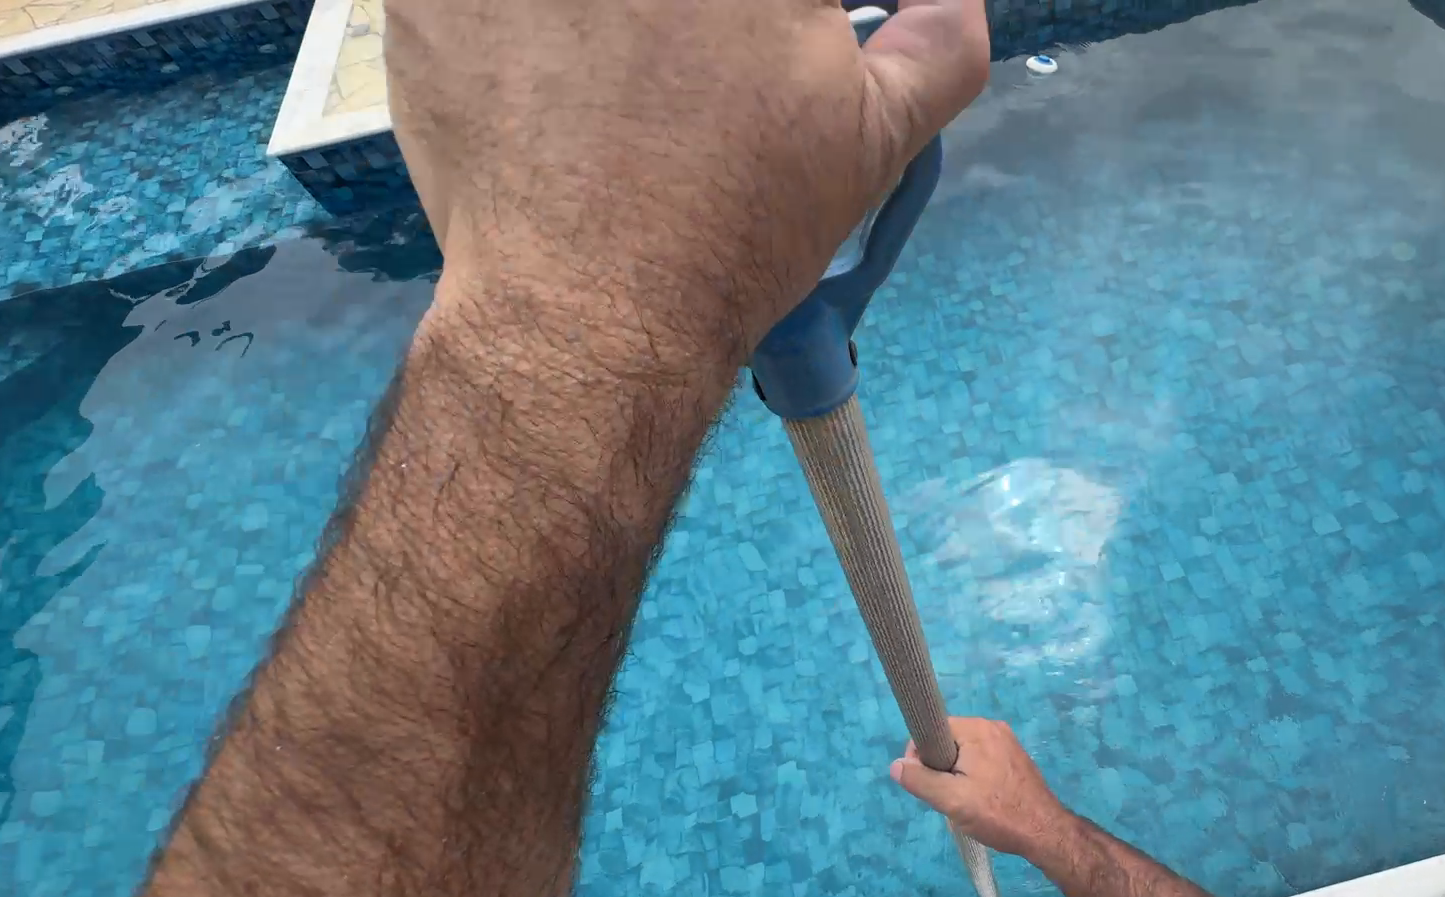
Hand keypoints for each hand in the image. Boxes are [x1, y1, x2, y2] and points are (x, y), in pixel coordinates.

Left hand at [386, 0, 990, 347]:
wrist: (601, 317)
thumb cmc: (742, 232)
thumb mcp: (870, 147)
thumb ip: (936, 57)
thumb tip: (963, 4)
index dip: (773, 32)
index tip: (763, 63)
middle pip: (679, 3)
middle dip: (685, 34)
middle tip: (681, 87)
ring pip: (591, 9)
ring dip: (605, 37)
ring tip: (619, 97)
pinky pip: (480, 6)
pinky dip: (514, 31)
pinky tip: (545, 91)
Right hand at [889, 716, 1078, 858]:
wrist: (1045, 832)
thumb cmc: (997, 813)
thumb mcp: (951, 800)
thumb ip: (920, 780)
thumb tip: (895, 765)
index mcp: (977, 728)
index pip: (933, 728)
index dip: (921, 754)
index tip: (923, 780)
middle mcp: (992, 727)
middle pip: (948, 740)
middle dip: (940, 766)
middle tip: (946, 796)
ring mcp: (1006, 742)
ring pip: (964, 752)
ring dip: (956, 773)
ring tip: (963, 801)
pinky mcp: (1015, 758)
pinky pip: (981, 759)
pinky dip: (973, 776)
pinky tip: (979, 799)